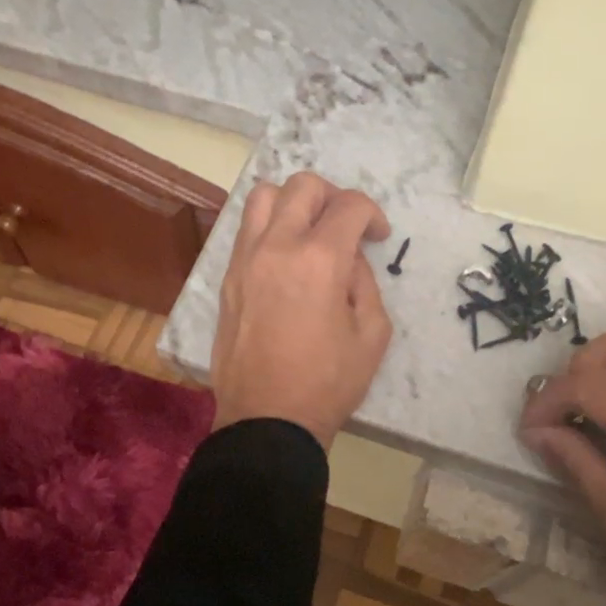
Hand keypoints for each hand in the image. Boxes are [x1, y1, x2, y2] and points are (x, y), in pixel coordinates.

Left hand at [210, 172, 393, 446]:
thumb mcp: (373, 334)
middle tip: (345, 227)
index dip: (372, 214)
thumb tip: (348, 259)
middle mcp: (277, 245)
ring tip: (307, 231)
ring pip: (263, 196)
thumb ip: (366, 282)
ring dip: (292, 203)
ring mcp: (245, 259)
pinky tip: (284, 257)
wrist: (267, 420)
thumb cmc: (328, 382)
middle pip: (303, 185)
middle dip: (333, 196)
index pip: (349, 205)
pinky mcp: (227, 277)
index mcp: (320, 259)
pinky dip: (268, 227)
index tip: (378, 237)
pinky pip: (245, 229)